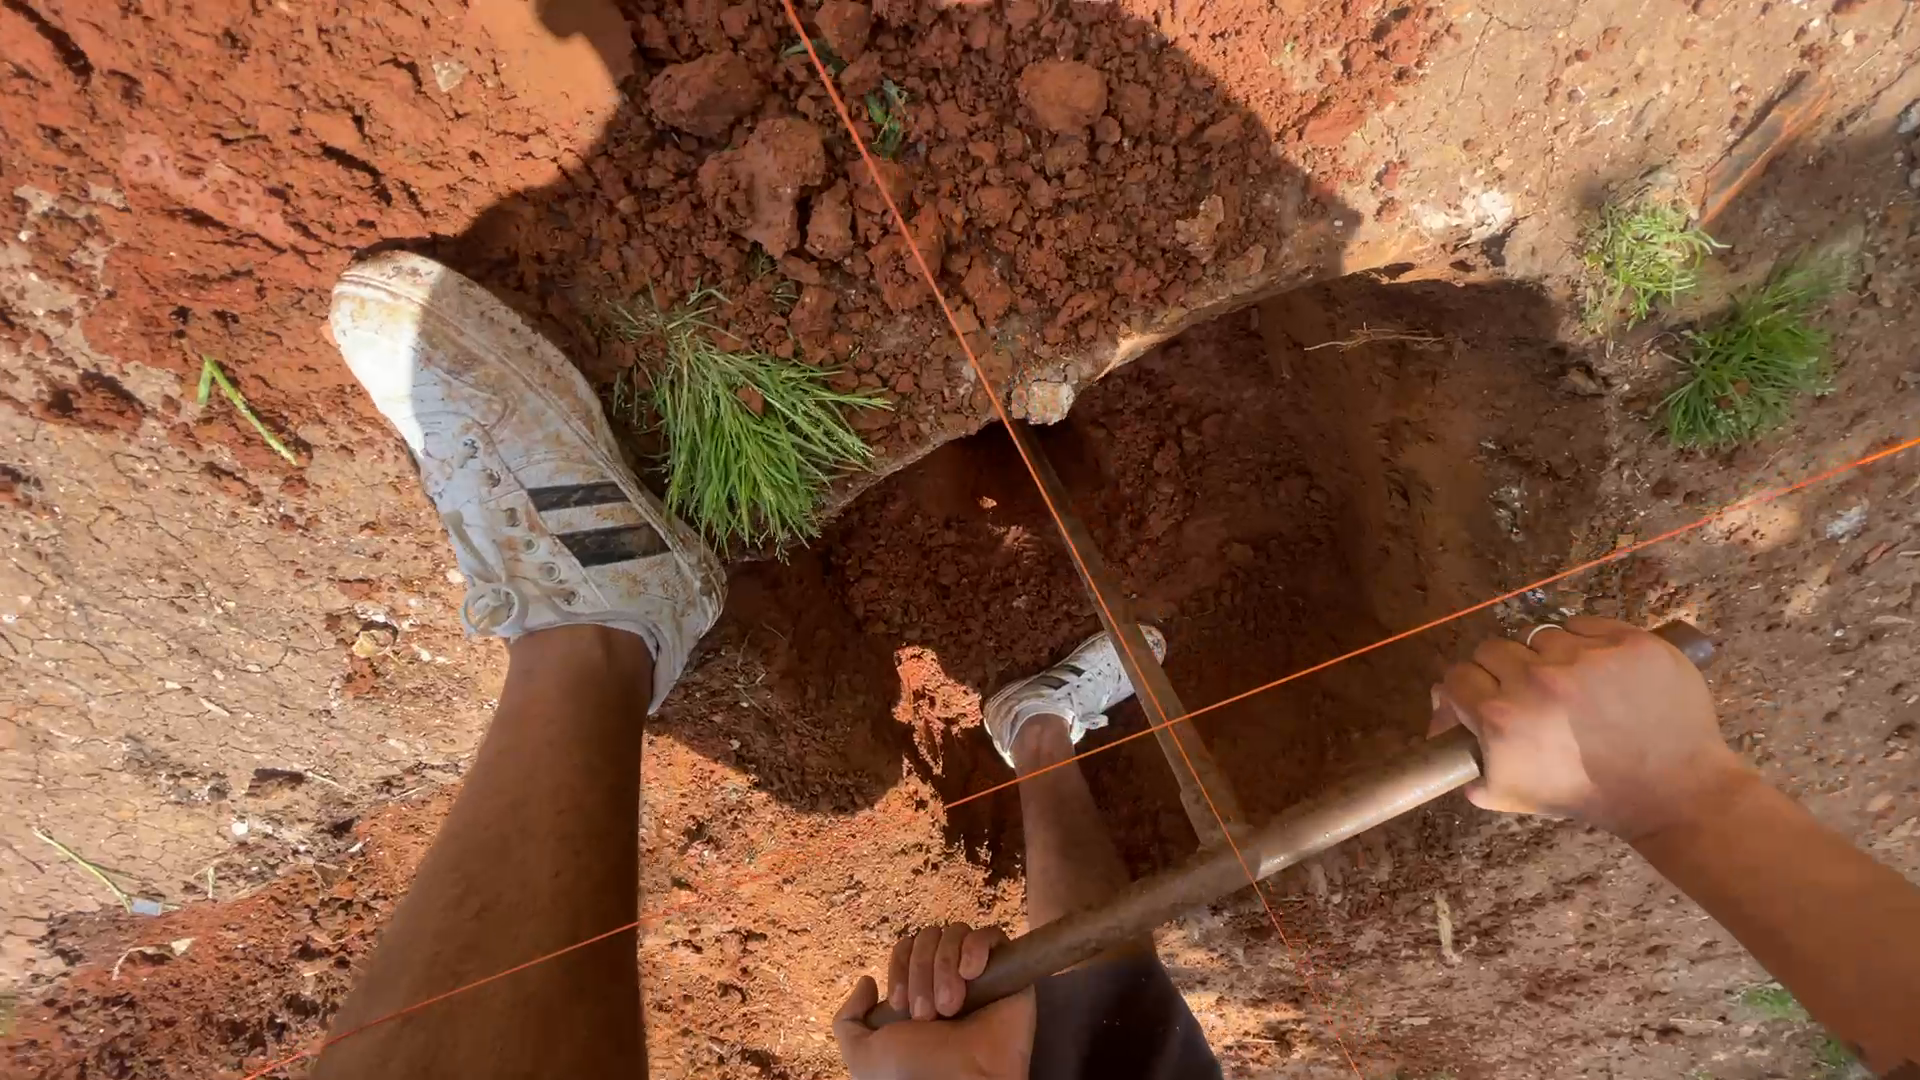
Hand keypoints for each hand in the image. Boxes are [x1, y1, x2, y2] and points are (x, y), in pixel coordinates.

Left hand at [831, 923, 1034, 1079]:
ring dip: (945, 966)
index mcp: (921, 989)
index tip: (901, 1005)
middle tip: (929, 1013)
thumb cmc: (918, 1074)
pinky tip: (972, 974)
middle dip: (922, 970)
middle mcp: (949, 976)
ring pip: (955, 932)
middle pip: (928, 936)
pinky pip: (991, 934)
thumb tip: (867, 981)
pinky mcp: (1007, 969)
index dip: (901, 966)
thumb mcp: (865, 1055)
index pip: (907, 946)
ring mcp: (979, 972)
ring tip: (952, 1006)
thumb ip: (848, 1021)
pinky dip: (976, 947)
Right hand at [1430, 616, 1751, 839]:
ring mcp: (1584, 657)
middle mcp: (1534, 680)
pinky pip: (1582, 624)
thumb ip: (1463, 764)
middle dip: (1501, 670)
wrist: (1677, 794)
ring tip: (1569, 682)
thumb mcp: (1506, 793)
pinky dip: (1583, 641)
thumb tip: (1437, 732)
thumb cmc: (1585, 794)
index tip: (1480, 700)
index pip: (1455, 677)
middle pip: (1490, 650)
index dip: (1464, 690)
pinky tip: (1596, 668)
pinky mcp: (1628, 643)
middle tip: (1525, 692)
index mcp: (1499, 715)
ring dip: (1545, 656)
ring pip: (1537, 636)